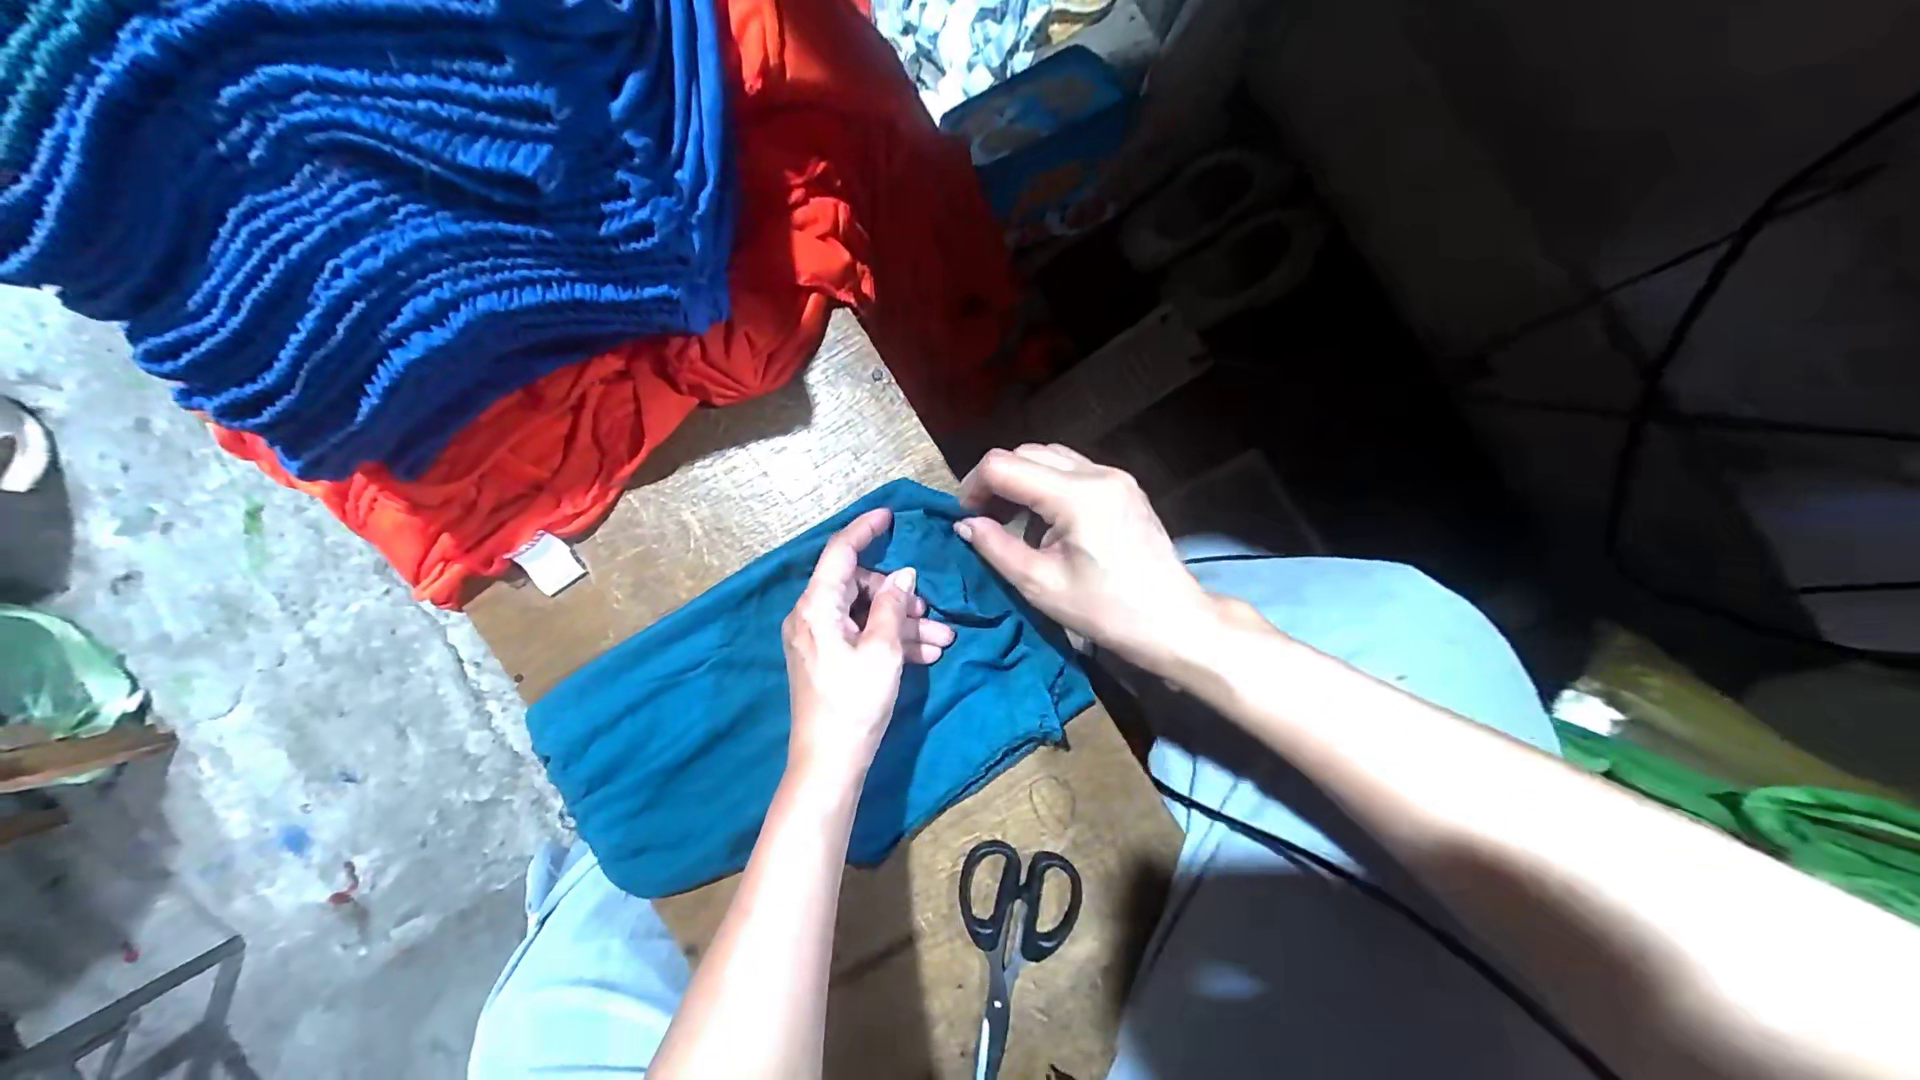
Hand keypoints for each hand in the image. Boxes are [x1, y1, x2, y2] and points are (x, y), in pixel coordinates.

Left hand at [783, 508, 955, 787]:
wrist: (830, 762)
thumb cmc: (855, 702)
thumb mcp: (882, 649)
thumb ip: (892, 605)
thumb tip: (904, 576)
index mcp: (817, 607)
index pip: (839, 552)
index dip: (864, 530)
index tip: (889, 516)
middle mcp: (811, 616)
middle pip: (858, 586)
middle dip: (899, 595)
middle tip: (931, 610)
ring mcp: (819, 639)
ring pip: (866, 614)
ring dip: (903, 622)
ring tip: (941, 639)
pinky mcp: (828, 660)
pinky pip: (861, 636)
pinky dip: (891, 640)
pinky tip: (926, 653)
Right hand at [954, 444, 1214, 673]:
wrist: (1173, 622)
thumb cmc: (1107, 611)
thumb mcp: (1041, 585)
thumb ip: (995, 548)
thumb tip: (964, 524)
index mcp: (1077, 495)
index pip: (1003, 465)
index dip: (972, 486)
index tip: (964, 518)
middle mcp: (1098, 473)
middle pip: (1026, 452)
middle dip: (995, 480)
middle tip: (981, 519)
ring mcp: (1115, 476)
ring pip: (1049, 456)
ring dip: (1021, 480)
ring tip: (1009, 520)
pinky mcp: (1124, 487)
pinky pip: (1072, 470)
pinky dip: (1046, 485)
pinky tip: (1043, 522)